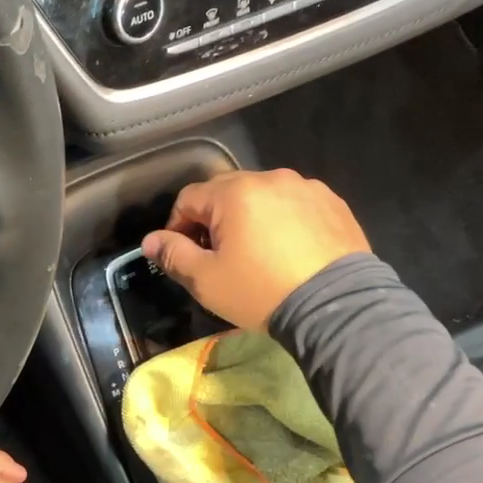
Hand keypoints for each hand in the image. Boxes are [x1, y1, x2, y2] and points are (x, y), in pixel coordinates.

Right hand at [141, 169, 371, 331]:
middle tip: (214, 256)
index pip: (189, 198)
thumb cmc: (259, 291)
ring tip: (252, 254)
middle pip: (226, 191)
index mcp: (235, 193)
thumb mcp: (205, 280)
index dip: (176, 226)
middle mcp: (270, 178)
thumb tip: (150, 241)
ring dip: (247, 219)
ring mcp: (306, 187)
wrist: (333, 304)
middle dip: (212, 219)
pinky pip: (292, 205)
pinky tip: (284, 252)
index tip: (180, 255)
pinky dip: (280, 222)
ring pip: (261, 197)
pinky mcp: (332, 203)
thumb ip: (173, 255)